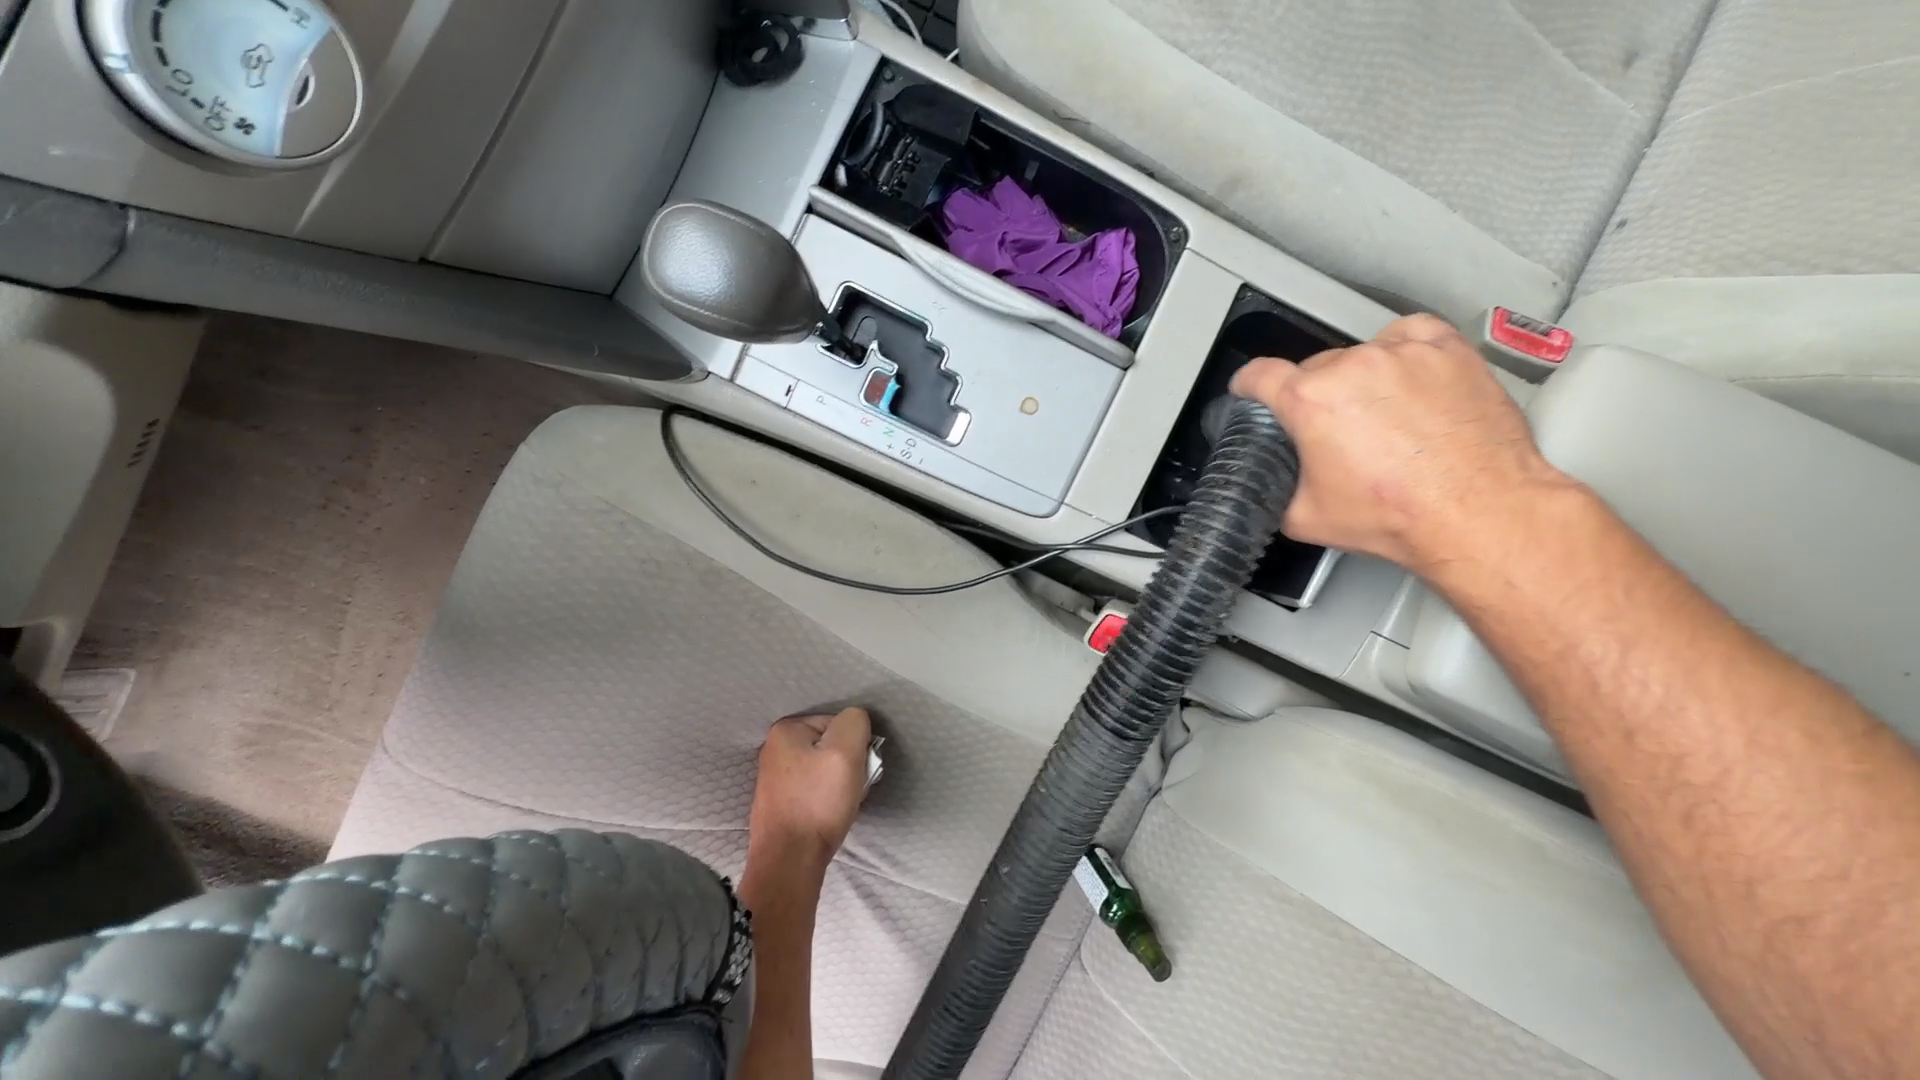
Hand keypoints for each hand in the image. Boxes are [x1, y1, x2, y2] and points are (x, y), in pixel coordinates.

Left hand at [744, 707, 872, 882]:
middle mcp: (773, 750)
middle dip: (848, 765)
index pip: (838, 724)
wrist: (789, 861)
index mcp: (785, 730)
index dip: (855, 745)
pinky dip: (826, 800)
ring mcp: (774, 779)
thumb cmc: (817, 803)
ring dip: (840, 784)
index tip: (858, 769)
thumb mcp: (845, 752)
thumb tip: (856, 721)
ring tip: (844, 804)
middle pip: (829, 746)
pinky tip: (830, 816)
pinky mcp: (779, 804)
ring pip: (823, 770)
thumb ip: (855, 723)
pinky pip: (813, 790)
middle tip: (854, 788)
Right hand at [1230, 314, 1576, 572]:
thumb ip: (1275, 492)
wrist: (1477, 513)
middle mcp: (1355, 367)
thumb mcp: (1306, 519)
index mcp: (1311, 401)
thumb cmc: (1404, 513)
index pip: (1259, 375)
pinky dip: (1403, 351)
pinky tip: (1405, 379)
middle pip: (1315, 368)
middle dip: (1317, 397)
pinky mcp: (1448, 352)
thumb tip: (1272, 487)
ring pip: (1361, 353)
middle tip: (1335, 433)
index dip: (1247, 385)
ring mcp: (1404, 354)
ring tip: (1379, 414)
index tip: (1250, 388)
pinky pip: (1412, 334)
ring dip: (1361, 378)